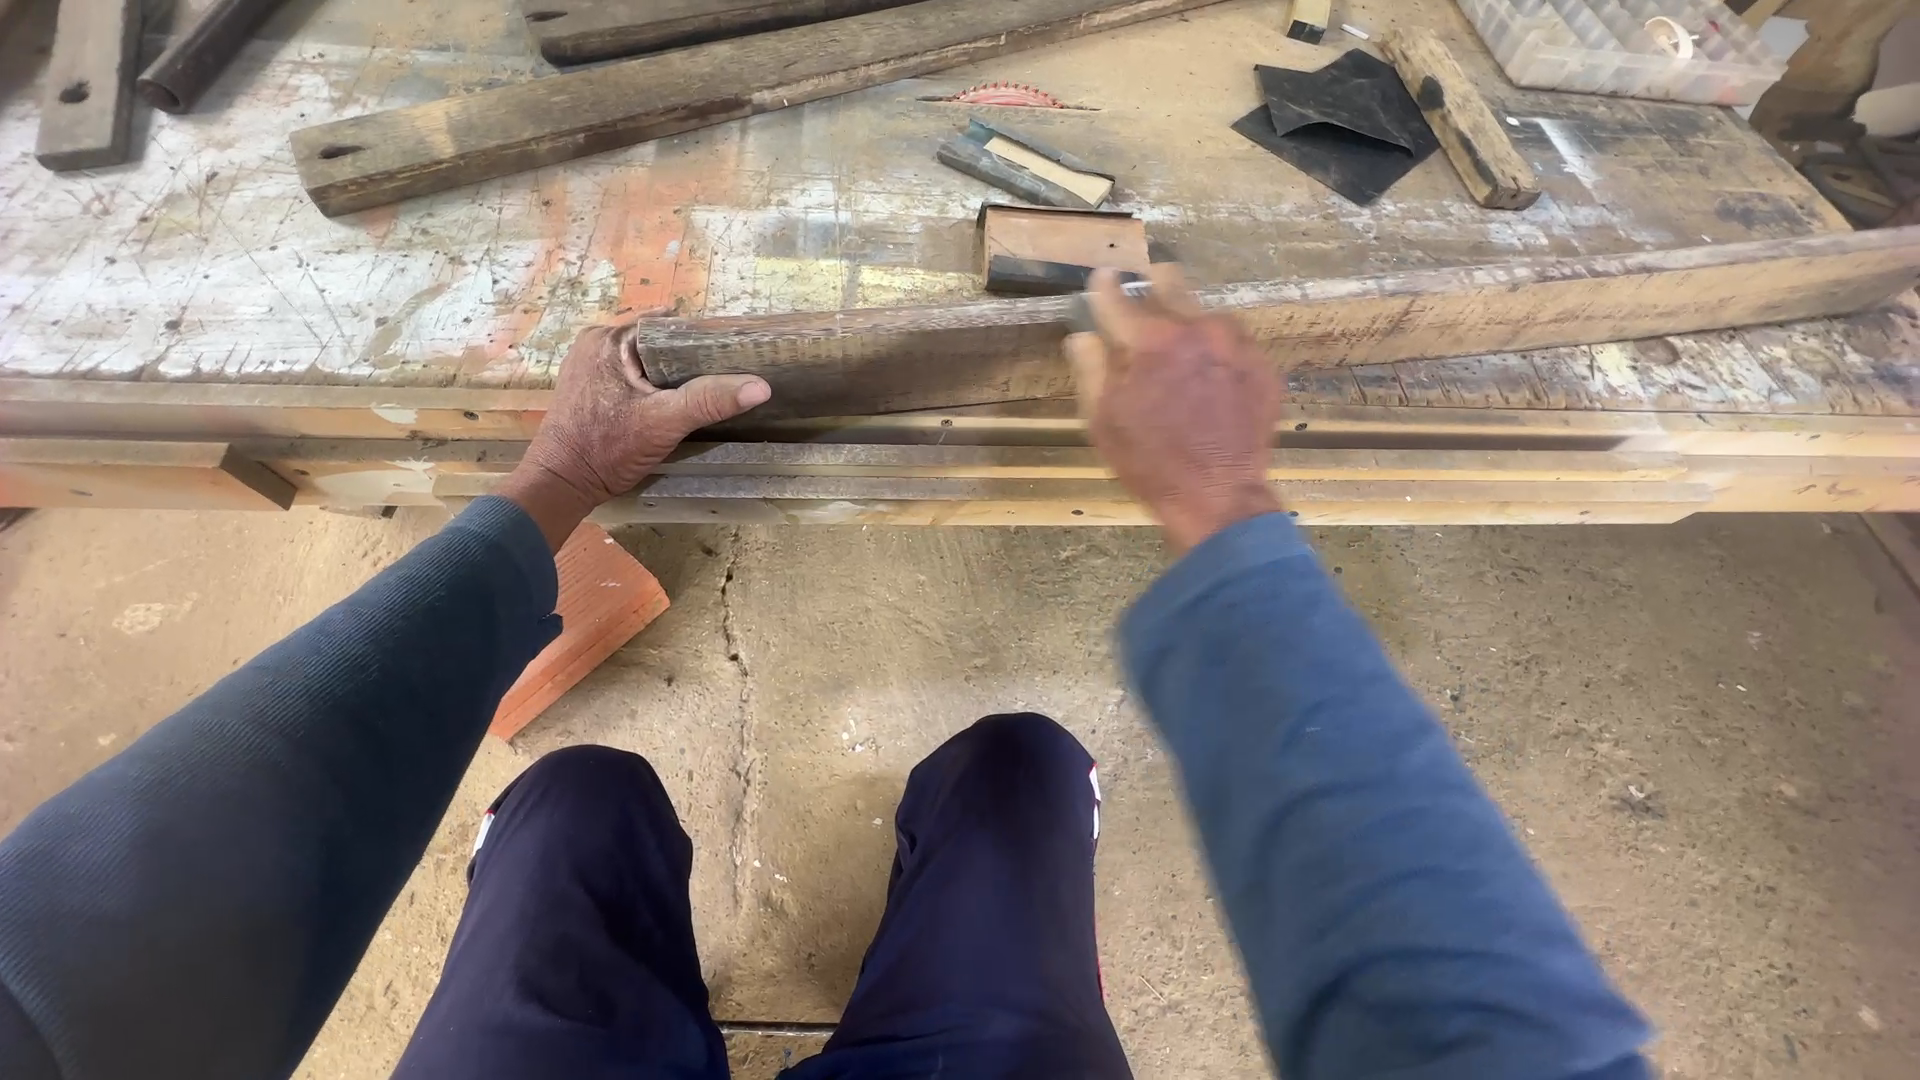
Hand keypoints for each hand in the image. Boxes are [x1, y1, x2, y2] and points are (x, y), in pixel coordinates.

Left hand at [498, 317, 771, 549]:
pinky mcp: (591, 390)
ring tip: (710, 388)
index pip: (668, 327)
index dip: (703, 339)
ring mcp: (590, 367)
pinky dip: (657, 386)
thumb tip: (761, 386)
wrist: (562, 483)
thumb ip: (710, 400)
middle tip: (728, 374)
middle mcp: (596, 344)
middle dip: (691, 359)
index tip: (735, 353)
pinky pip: (634, 378)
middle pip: (658, 344)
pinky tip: (678, 403)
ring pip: (647, 363)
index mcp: (609, 339)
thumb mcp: (665, 421)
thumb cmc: (607, 448)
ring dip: (674, 375)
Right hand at [1066, 265, 1283, 553]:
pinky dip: (1217, 352)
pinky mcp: (1264, 368)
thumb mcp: (1103, 422)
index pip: (1118, 300)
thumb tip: (1082, 336)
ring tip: (1180, 355)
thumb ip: (1091, 370)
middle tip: (1144, 300)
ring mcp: (1238, 346)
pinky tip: (1208, 379)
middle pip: (1172, 284)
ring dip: (1189, 325)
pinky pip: (1235, 343)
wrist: (1219, 498)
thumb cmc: (1150, 464)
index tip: (1101, 279)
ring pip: (1207, 314)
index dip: (1104, 288)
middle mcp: (1200, 329)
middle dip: (1153, 287)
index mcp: (1153, 341)